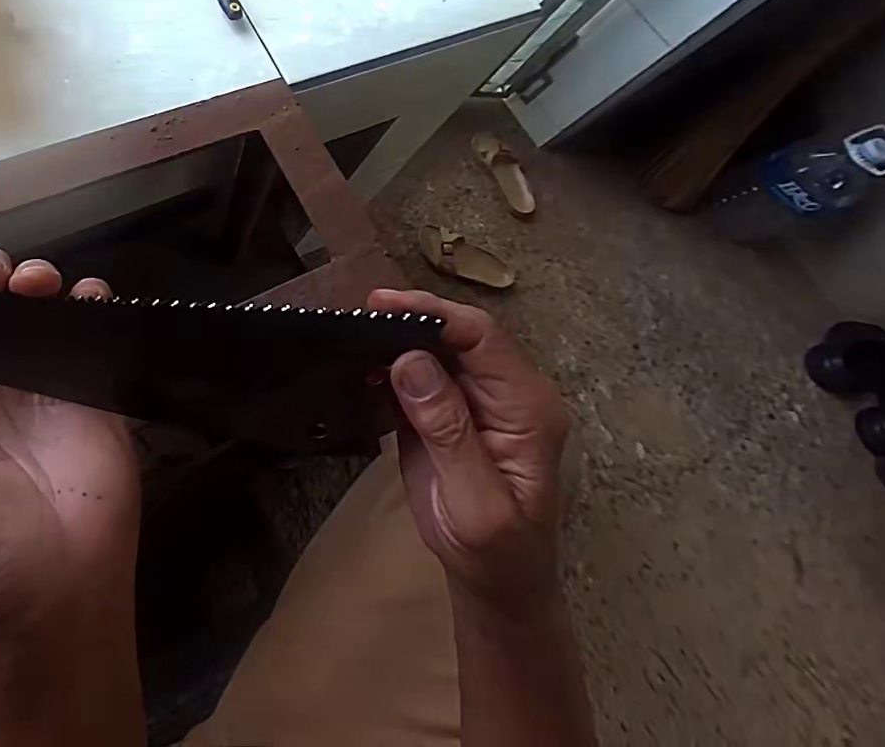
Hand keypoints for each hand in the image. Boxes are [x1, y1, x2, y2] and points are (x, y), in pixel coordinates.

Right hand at [367, 288, 570, 613]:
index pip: (483, 338)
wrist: (492, 579)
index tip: (385, 305)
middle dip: (413, 315)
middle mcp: (506, 391)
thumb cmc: (493, 550)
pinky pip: (423, 368)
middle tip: (363, 310)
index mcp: (526, 406)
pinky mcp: (448, 406)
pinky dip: (392, 358)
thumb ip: (448, 430)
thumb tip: (412, 361)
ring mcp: (477, 397)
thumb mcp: (475, 501)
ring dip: (400, 333)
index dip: (435, 313)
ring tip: (358, 328)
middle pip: (461, 333)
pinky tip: (365, 359)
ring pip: (439, 346)